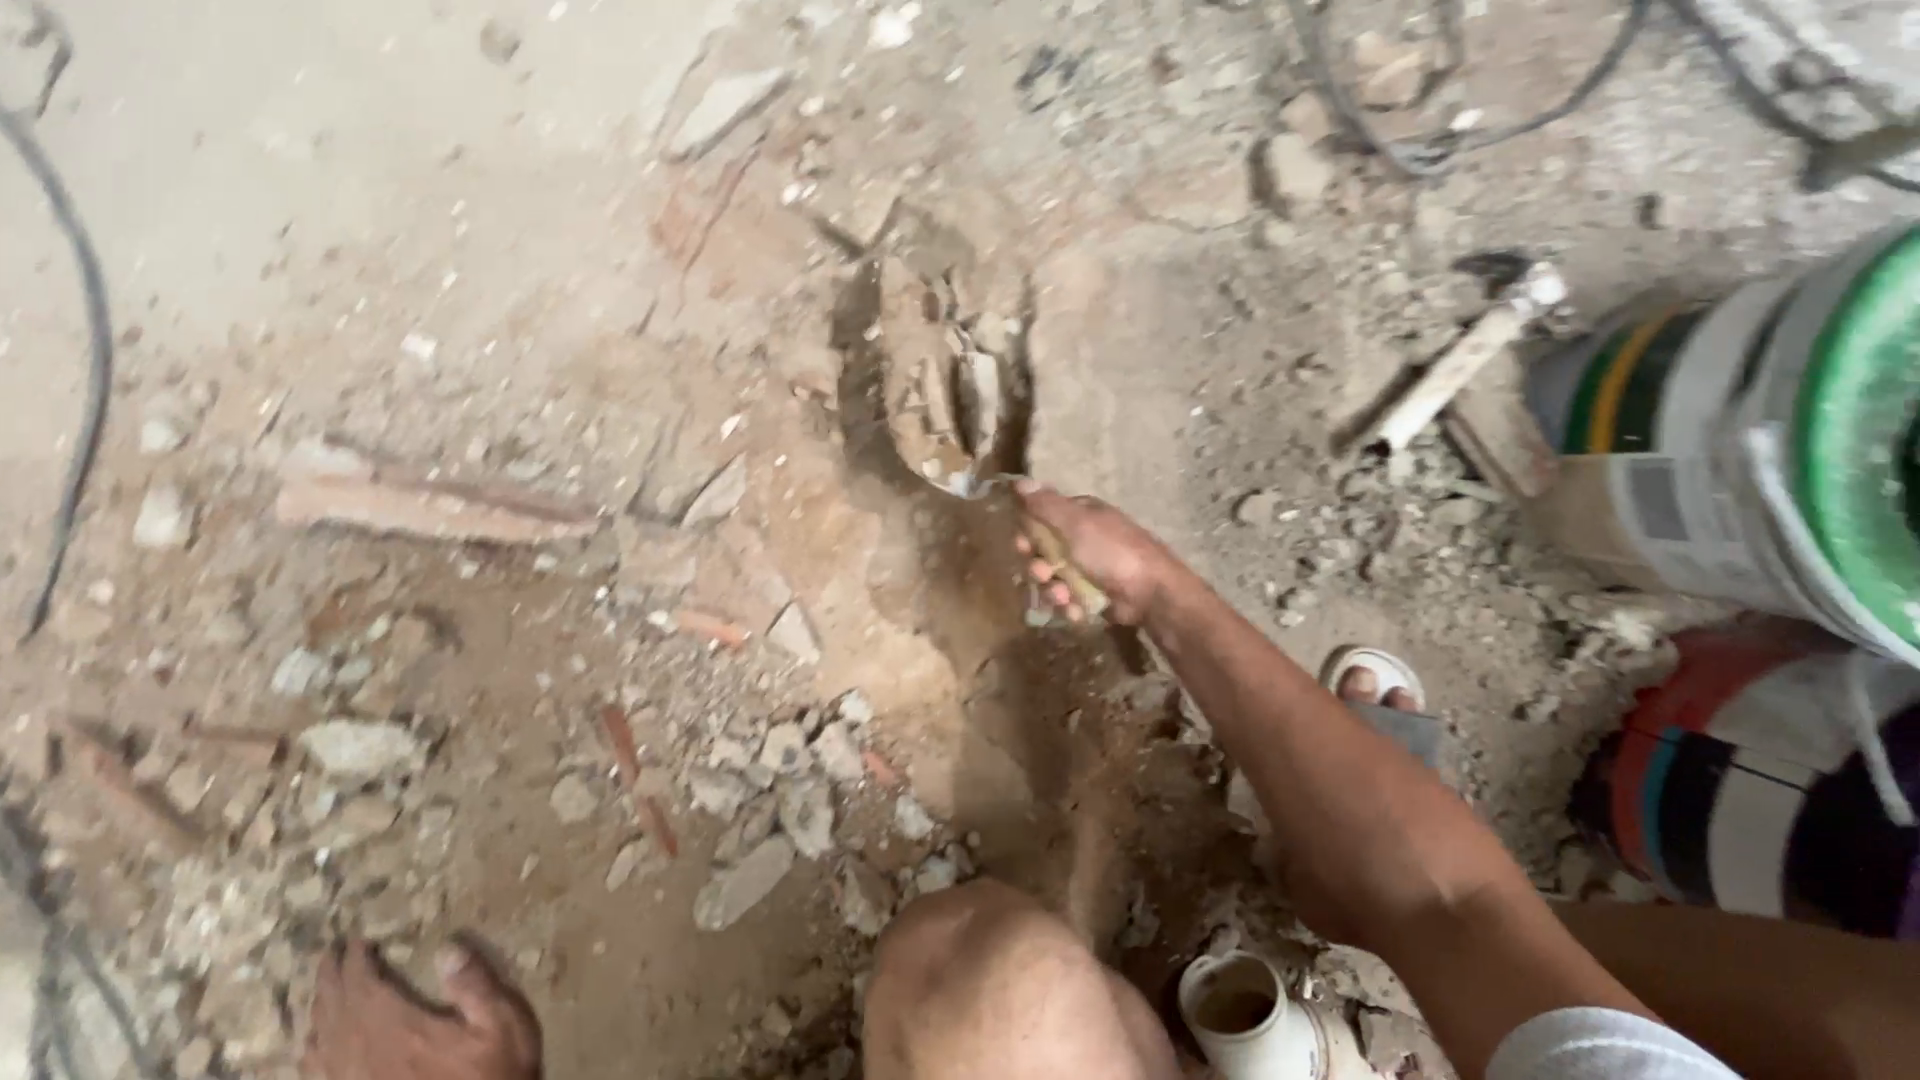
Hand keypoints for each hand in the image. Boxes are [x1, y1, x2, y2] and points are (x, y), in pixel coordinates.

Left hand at [306, 940, 540, 1079]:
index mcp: (401, 1029)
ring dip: (318, 1010)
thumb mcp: (501, 1022)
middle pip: (335, 1010)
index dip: (357, 961)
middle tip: (327, 953)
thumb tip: (447, 946)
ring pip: (321, 1041)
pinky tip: (311, 1045)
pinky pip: (319, 1073)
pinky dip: (310, 1051)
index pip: (366, 987)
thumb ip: (474, 984)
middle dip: (329, 979)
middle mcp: (367, 1055)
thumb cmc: (495, 1072)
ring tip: (319, 988)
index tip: (356, 940)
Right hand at [1014, 481, 1178, 625]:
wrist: (1152, 593)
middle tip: (1043, 575)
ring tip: (1063, 598)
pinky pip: (1069, 599)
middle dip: (1038, 567)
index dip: (1027, 533)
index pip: (1041, 518)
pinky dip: (1069, 606)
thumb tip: (1018, 481)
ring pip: (1054, 578)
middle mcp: (1084, 538)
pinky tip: (1076, 612)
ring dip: (1053, 590)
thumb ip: (1046, 505)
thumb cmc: (1112, 552)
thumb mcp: (1076, 524)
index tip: (1022, 547)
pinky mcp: (1094, 594)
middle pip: (1043, 552)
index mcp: (1081, 514)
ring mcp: (1090, 568)